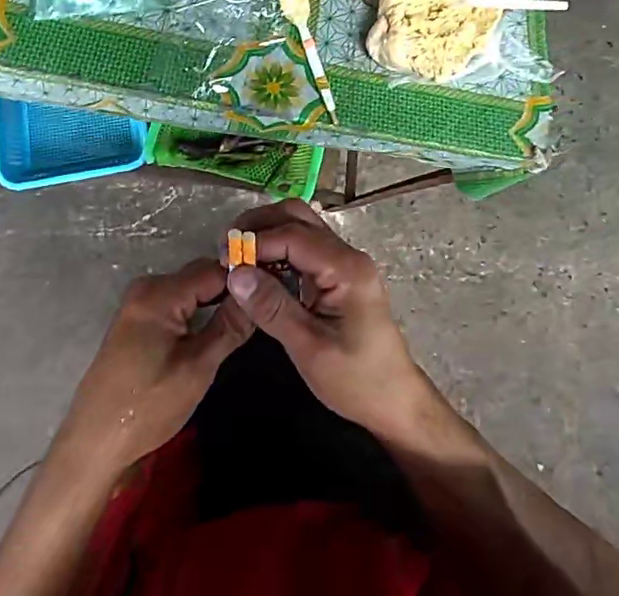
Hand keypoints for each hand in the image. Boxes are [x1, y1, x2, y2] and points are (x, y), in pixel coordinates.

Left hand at [50, 259, 250, 476]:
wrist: (96, 438)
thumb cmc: (148, 405)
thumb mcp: (197, 368)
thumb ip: (229, 327)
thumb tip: (257, 295)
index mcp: (159, 293)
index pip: (213, 270)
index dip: (245, 278)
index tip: (274, 290)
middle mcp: (146, 287)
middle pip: (200, 276)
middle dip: (230, 289)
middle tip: (264, 308)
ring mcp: (138, 302)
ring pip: (189, 290)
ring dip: (214, 301)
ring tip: (247, 317)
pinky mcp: (136, 319)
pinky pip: (175, 303)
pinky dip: (196, 311)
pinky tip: (216, 326)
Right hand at [223, 200, 432, 440]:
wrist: (395, 403)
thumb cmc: (356, 380)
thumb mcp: (309, 348)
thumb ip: (271, 307)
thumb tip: (234, 273)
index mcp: (346, 269)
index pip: (291, 235)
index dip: (254, 241)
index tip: (224, 260)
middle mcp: (346, 255)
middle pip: (296, 216)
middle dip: (257, 226)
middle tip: (227, 250)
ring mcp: (343, 262)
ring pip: (298, 226)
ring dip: (265, 235)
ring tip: (237, 259)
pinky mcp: (336, 274)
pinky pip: (302, 247)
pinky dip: (276, 250)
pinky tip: (258, 271)